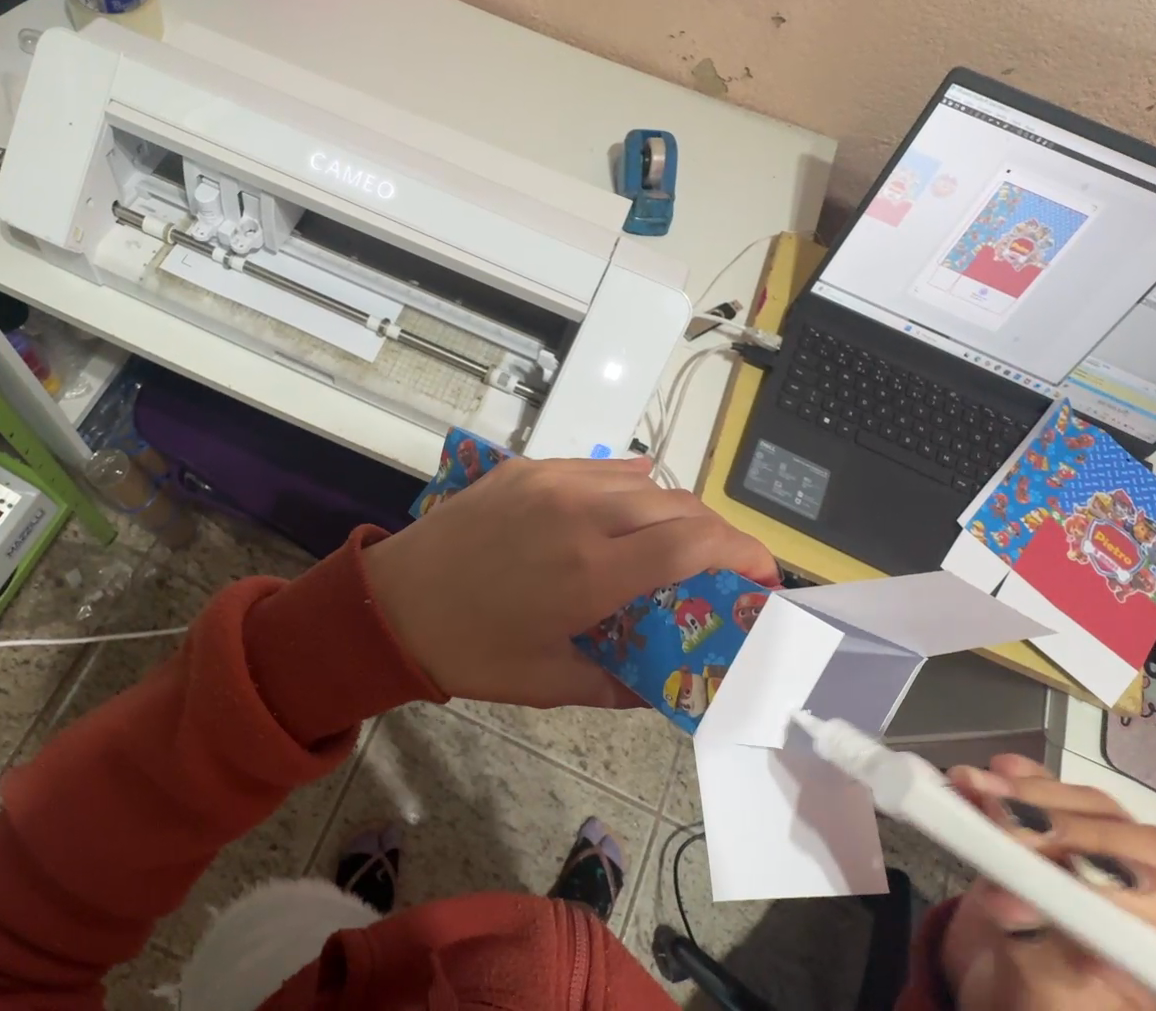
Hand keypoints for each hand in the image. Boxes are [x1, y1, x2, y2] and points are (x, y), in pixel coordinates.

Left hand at [362, 456, 776, 708]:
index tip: (762, 578)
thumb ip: (618, 684)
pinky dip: (628, 486)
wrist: (392, 602)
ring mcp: (551, 482)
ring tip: (671, 543)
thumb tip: (661, 687)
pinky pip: (598, 468)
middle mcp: (581, 514)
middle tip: (720, 569)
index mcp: (593, 571)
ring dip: (673, 510)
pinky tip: (625, 509)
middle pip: (680, 507)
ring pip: (643, 481)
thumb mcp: (549, 681)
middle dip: (717, 536)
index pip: (696, 546)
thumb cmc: (470, 649)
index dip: (744, 555)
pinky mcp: (525, 468)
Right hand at [940, 754, 1155, 1010]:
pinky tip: (993, 772)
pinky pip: (1076, 802)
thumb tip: (1009, 901)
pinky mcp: (1098, 839)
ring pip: (1117, 820)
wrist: (1021, 999)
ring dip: (1039, 799)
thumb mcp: (1048, 1009)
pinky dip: (1030, 783)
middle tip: (1002, 823)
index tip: (1077, 873)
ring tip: (976, 790)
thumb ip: (1044, 963)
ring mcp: (1153, 873)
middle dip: (1078, 836)